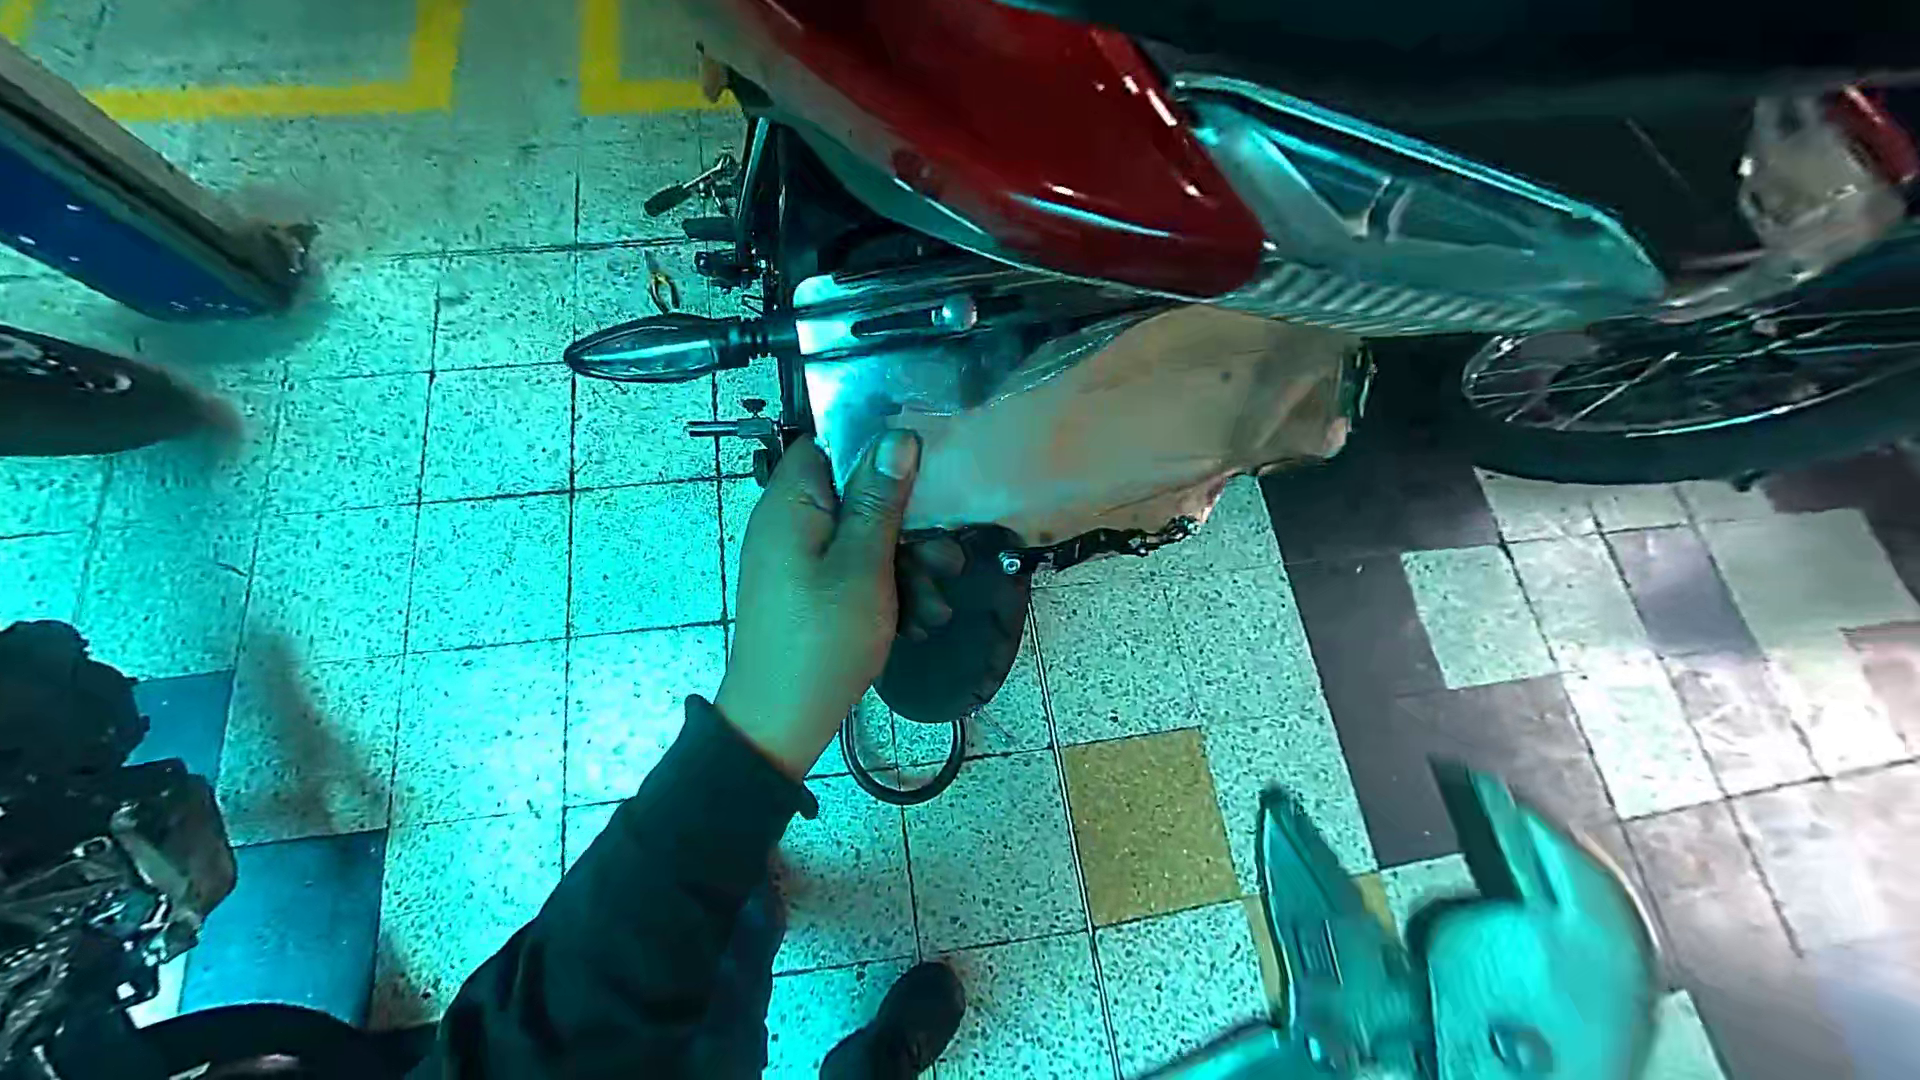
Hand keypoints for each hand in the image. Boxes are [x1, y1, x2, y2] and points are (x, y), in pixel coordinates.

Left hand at [716, 431, 920, 777]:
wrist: (783, 720)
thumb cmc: (821, 639)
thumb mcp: (862, 566)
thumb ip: (879, 500)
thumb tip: (896, 437)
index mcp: (791, 504)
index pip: (829, 443)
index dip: (876, 447)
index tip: (924, 466)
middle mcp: (792, 524)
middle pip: (858, 497)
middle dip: (907, 527)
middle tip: (946, 560)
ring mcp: (803, 559)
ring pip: (866, 539)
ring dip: (906, 567)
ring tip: (934, 605)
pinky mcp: (814, 589)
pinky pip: (856, 570)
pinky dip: (887, 589)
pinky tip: (917, 620)